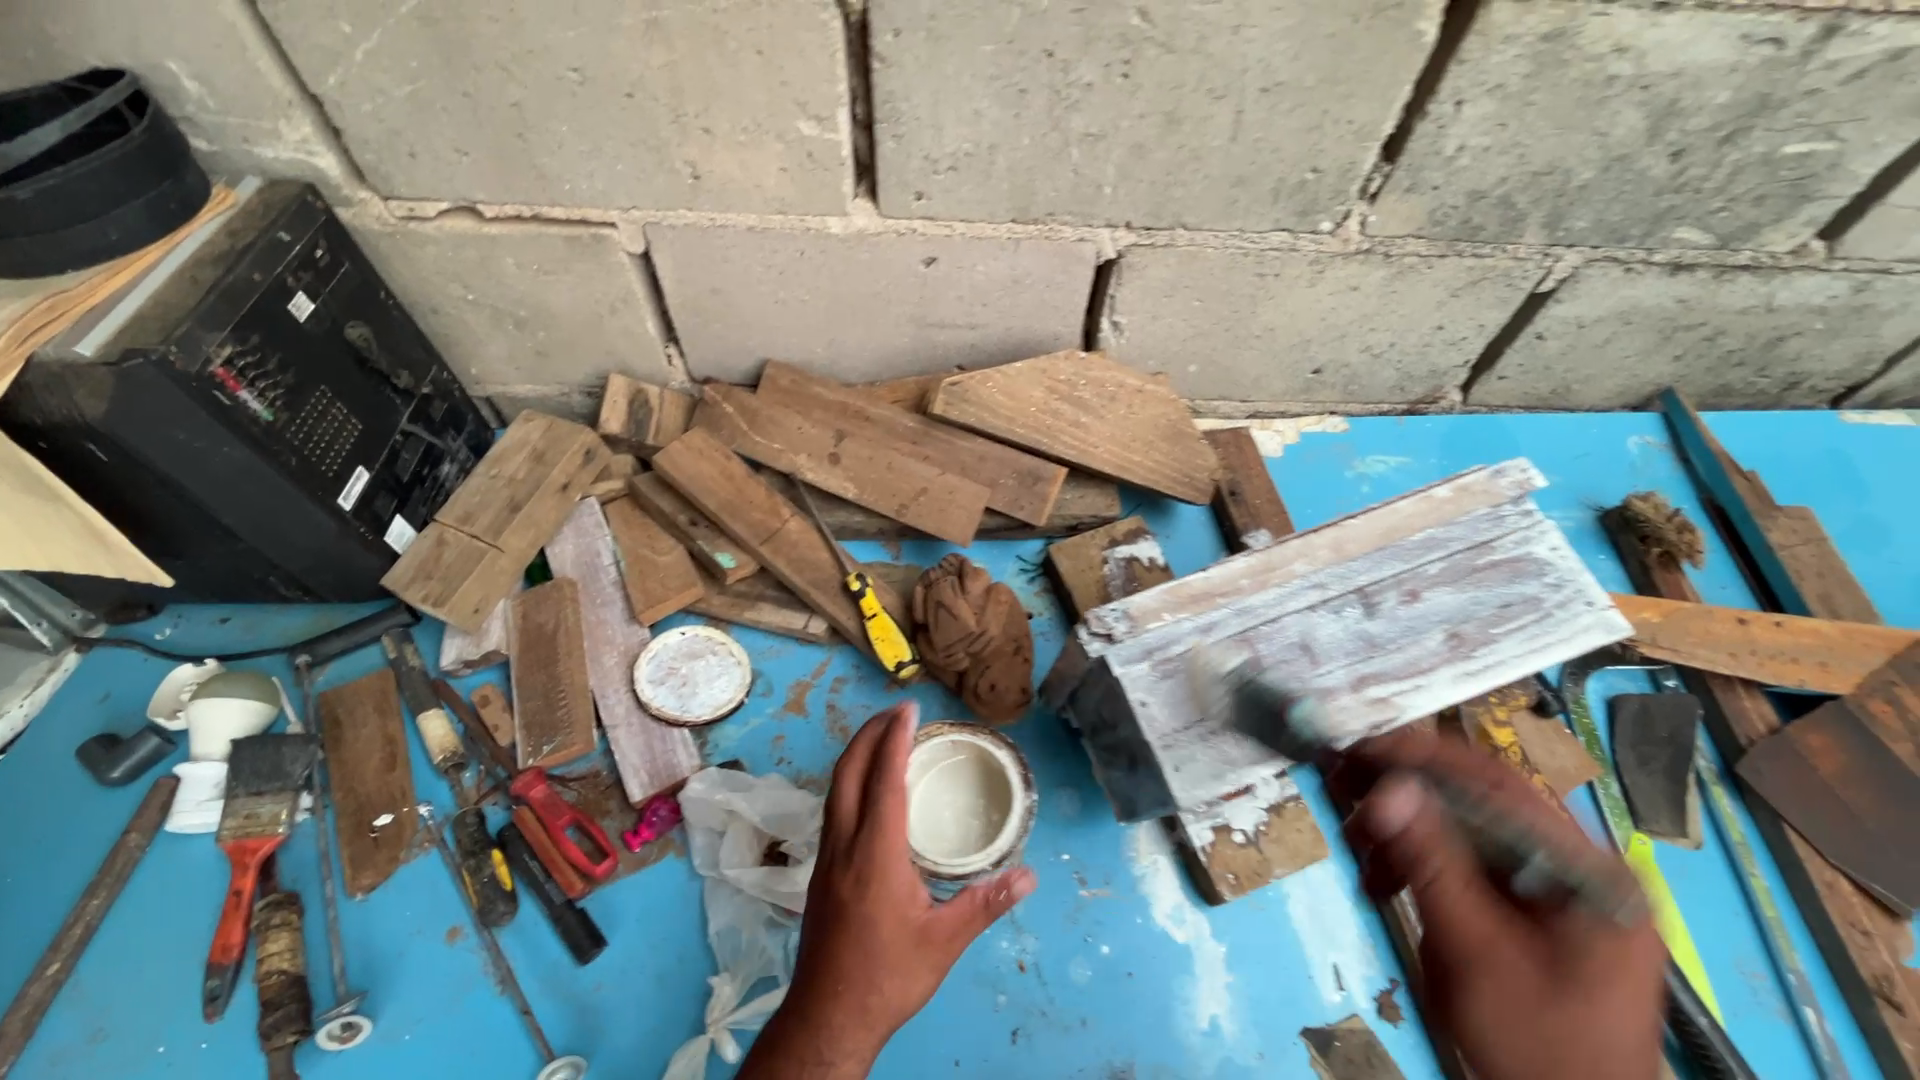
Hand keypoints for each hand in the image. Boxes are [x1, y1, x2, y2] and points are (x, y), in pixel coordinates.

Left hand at [739, 701, 1036, 1078]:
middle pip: (848, 772)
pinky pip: (834, 810)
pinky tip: (867, 793)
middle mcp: (844, 845)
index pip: (883, 780)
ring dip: (856, 756)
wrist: (828, 1017)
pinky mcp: (820, 873)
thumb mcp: (945, 942)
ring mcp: (826, 859)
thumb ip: (986, 903)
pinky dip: (850, 783)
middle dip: (868, 734)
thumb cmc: (887, 977)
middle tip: (896, 712)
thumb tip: (1028, 876)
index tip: (908, 709)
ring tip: (881, 739)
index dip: (894, 739)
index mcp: (875, 853)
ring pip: (835, 790)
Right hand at [1330, 729, 1666, 1079]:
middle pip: (1482, 802)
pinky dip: (1420, 863)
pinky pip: (1470, 864)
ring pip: (1469, 831)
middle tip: (1343, 786)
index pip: (1500, 785)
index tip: (1360, 747)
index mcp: (1587, 869)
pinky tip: (1383, 880)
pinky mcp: (1534, 910)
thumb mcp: (1474, 952)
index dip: (1424, 758)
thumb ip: (1431, 863)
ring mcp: (1559, 889)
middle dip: (1406, 794)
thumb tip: (1385, 788)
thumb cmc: (1534, 1044)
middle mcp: (1580, 866)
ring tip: (1359, 849)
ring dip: (1406, 831)